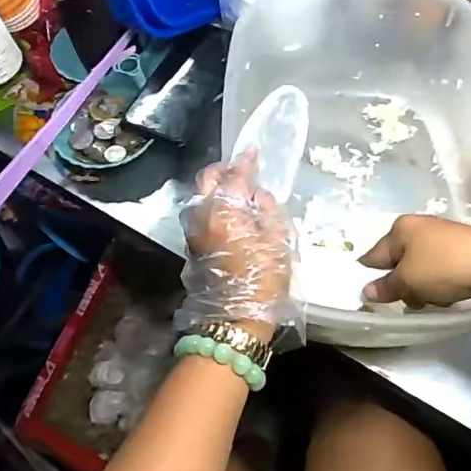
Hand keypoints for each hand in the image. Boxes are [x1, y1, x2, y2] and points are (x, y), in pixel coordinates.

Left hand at [178, 151, 296, 331]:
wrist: (234, 319)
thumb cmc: (262, 279)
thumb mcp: (278, 241)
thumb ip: (269, 210)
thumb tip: (259, 195)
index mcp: (225, 209)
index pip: (234, 174)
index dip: (245, 161)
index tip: (253, 151)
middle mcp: (202, 215)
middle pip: (206, 180)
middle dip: (223, 169)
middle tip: (241, 167)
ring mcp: (192, 232)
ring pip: (199, 197)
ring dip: (215, 187)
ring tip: (236, 189)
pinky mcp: (191, 247)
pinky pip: (200, 215)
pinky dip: (212, 205)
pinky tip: (229, 211)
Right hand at [357, 215, 470, 307]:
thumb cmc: (444, 268)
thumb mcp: (408, 282)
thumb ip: (385, 287)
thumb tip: (366, 291)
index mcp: (401, 227)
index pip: (374, 255)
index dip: (371, 278)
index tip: (373, 299)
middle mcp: (420, 226)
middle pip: (398, 262)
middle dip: (403, 284)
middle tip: (413, 299)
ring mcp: (443, 236)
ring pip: (420, 268)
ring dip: (423, 287)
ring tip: (437, 297)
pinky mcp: (462, 248)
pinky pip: (440, 269)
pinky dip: (442, 282)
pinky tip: (453, 292)